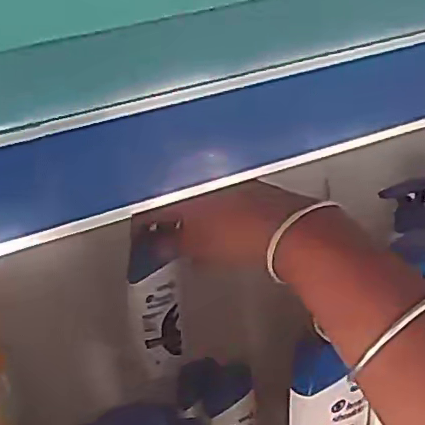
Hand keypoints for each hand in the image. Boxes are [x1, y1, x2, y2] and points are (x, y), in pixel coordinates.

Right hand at [144, 181, 348, 272]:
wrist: (287, 231)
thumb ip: (170, 245)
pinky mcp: (243, 185)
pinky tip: (207, 230)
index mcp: (183, 190)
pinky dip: (203, 212)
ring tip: (181, 239)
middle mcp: (201, 177)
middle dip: (161, 218)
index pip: (150, 206)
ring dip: (182, 214)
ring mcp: (224, 178)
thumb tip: (155, 245)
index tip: (137, 239)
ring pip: (192, 195)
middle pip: (170, 197)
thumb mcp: (197, 248)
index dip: (140, 226)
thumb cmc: (242, 237)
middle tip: (155, 239)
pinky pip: (212, 196)